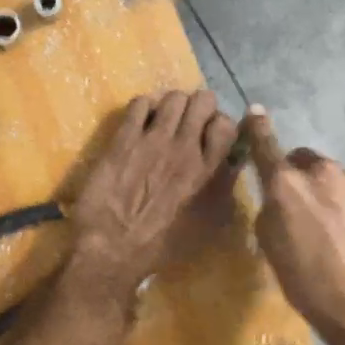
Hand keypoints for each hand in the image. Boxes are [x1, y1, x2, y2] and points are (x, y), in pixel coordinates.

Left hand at [66, 91, 239, 301]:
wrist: (113, 246)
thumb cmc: (163, 245)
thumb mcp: (209, 226)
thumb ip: (223, 190)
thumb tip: (231, 166)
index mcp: (209, 170)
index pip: (227, 125)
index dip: (219, 123)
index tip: (211, 132)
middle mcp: (185, 148)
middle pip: (202, 101)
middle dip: (199, 105)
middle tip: (188, 119)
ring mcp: (154, 139)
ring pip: (172, 98)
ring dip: (172, 103)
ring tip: (164, 117)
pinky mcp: (124, 137)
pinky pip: (140, 103)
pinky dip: (144, 106)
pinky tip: (140, 119)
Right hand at [245, 108, 344, 339]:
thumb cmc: (308, 283)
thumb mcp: (270, 245)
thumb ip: (270, 206)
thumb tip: (278, 190)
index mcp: (286, 183)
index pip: (265, 144)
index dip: (257, 128)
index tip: (255, 112)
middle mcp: (323, 171)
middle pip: (307, 161)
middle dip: (303, 177)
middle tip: (306, 211)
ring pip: (338, 178)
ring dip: (334, 194)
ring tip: (341, 232)